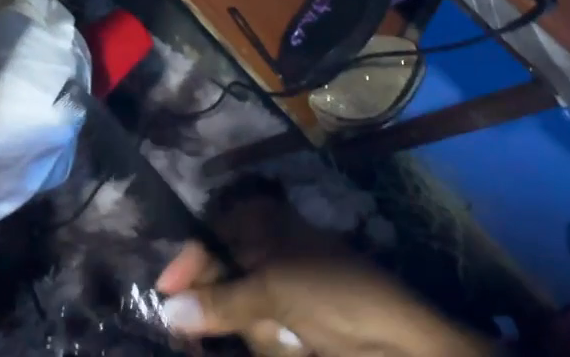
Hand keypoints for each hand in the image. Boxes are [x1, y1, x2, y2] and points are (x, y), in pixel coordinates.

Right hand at [156, 243, 492, 356]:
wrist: (405, 347)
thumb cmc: (337, 297)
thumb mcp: (273, 291)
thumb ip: (219, 299)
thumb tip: (166, 309)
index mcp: (264, 226)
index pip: (209, 237)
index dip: (187, 264)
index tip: (164, 292)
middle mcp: (268, 254)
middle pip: (219, 278)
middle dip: (216, 306)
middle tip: (201, 333)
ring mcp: (283, 294)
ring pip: (238, 314)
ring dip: (255, 334)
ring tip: (289, 344)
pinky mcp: (294, 329)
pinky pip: (258, 336)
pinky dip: (266, 346)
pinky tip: (290, 350)